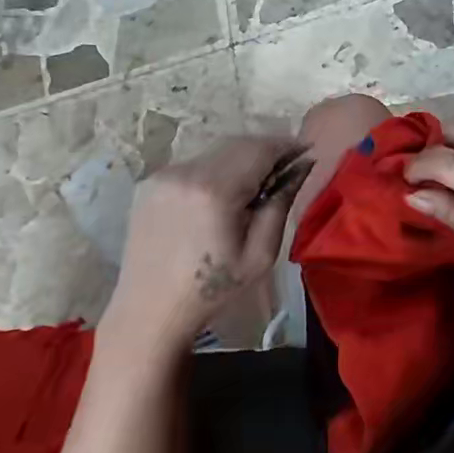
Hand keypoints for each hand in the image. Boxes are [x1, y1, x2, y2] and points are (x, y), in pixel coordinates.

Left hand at [103, 136, 309, 351]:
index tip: (305, 151)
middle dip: (263, 150)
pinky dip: (212, 173)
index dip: (285, 145)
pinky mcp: (148, 183)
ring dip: (237, 161)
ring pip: (212, 153)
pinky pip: (191, 166)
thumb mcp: (259, 255)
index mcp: (214, 191)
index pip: (258, 149)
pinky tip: (217, 199)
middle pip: (235, 144)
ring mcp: (162, 175)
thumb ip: (280, 205)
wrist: (150, 308)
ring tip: (251, 188)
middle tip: (285, 167)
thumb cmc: (212, 290)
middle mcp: (185, 172)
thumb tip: (299, 168)